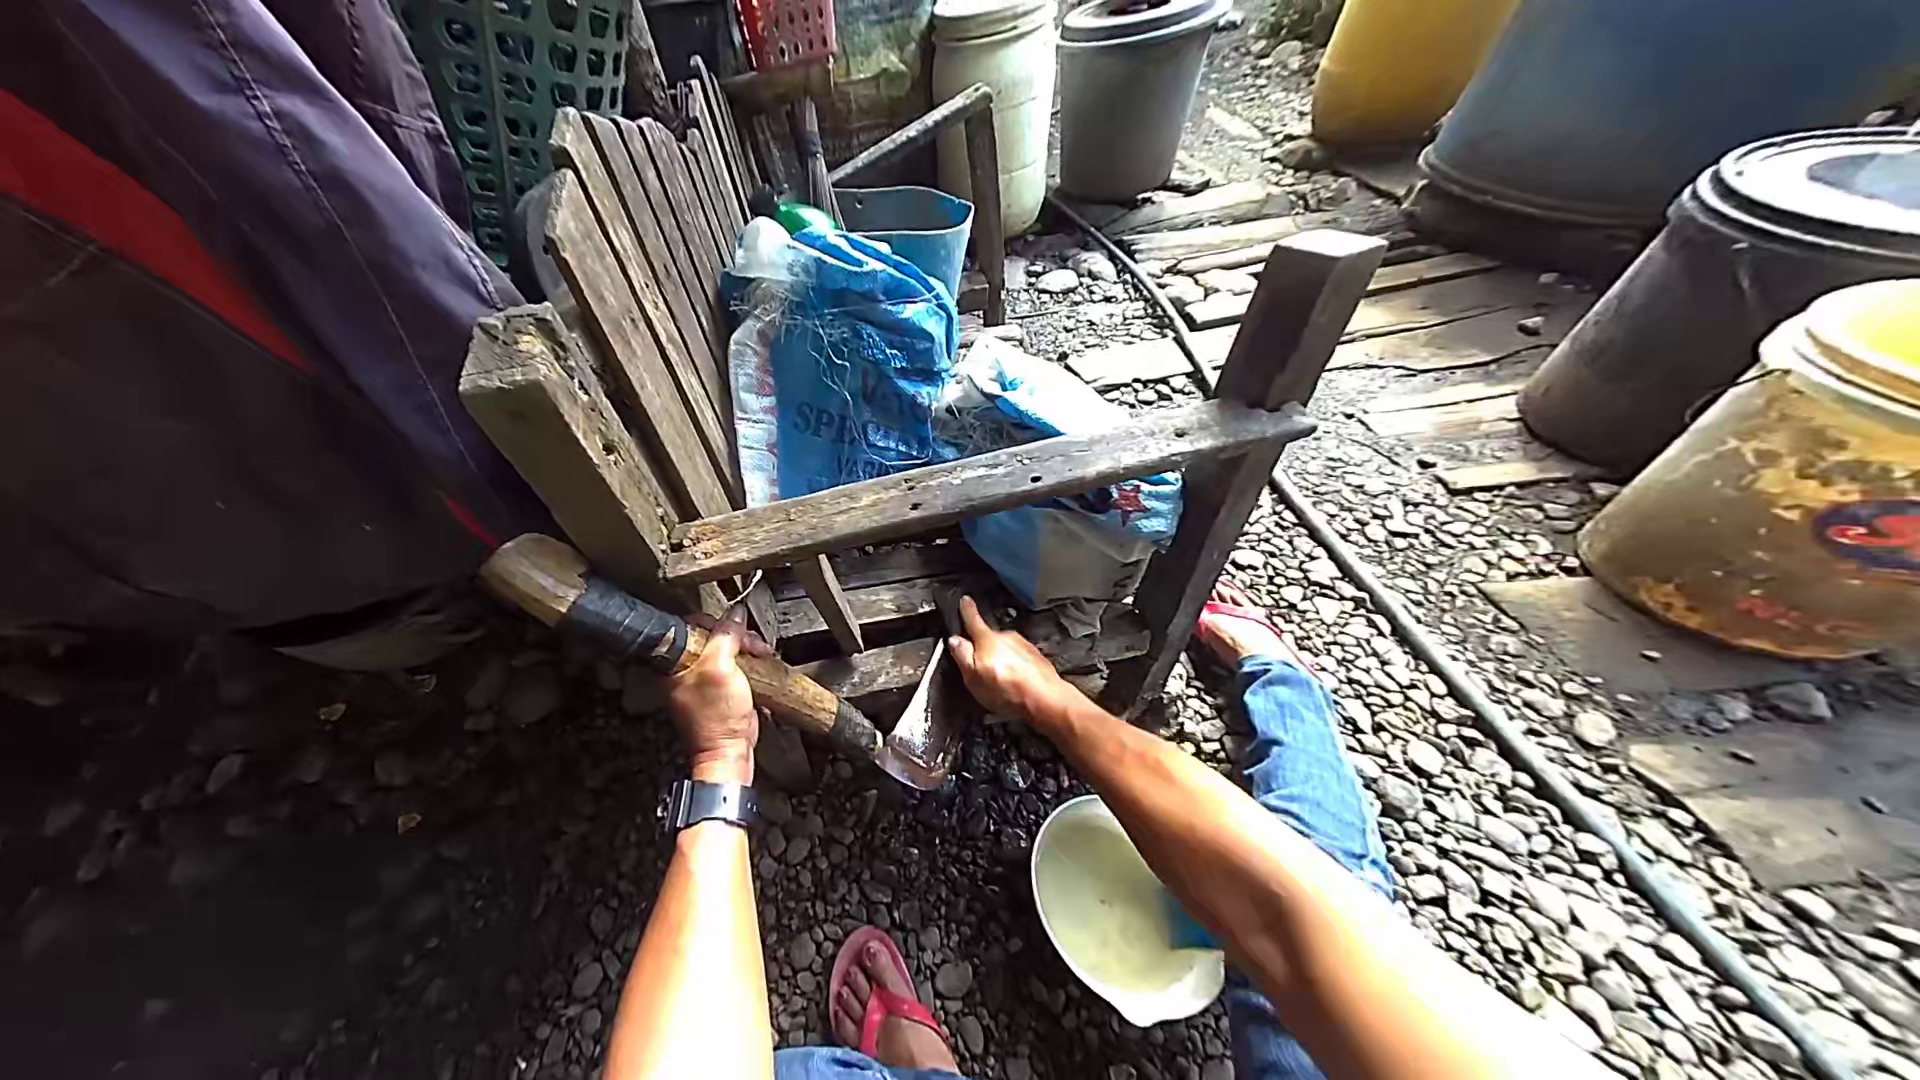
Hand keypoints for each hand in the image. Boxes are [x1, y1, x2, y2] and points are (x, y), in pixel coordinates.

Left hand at [665, 606, 771, 783]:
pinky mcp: (721, 687)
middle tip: (751, 644)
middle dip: (737, 635)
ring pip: (726, 647)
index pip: (691, 625)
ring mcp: (703, 678)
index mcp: (673, 663)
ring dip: (746, 646)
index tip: (733, 627)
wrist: (730, 751)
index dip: (715, 621)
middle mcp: (685, 668)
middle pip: (712, 635)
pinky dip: (749, 659)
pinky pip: (735, 663)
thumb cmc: (717, 718)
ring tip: (760, 653)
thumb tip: (735, 614)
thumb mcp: (722, 667)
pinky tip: (760, 661)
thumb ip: (726, 636)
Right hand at [947, 595, 1073, 723]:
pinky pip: (1017, 660)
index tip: (965, 600)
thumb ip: (962, 656)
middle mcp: (1006, 637)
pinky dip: (1013, 670)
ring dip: (1000, 663)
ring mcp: (1022, 646)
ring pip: (1004, 650)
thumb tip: (954, 640)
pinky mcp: (1035, 657)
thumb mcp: (973, 677)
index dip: (966, 609)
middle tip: (980, 671)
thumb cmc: (1009, 691)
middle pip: (988, 638)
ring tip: (999, 685)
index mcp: (987, 639)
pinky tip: (1013, 686)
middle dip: (983, 651)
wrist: (1045, 700)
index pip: (972, 618)